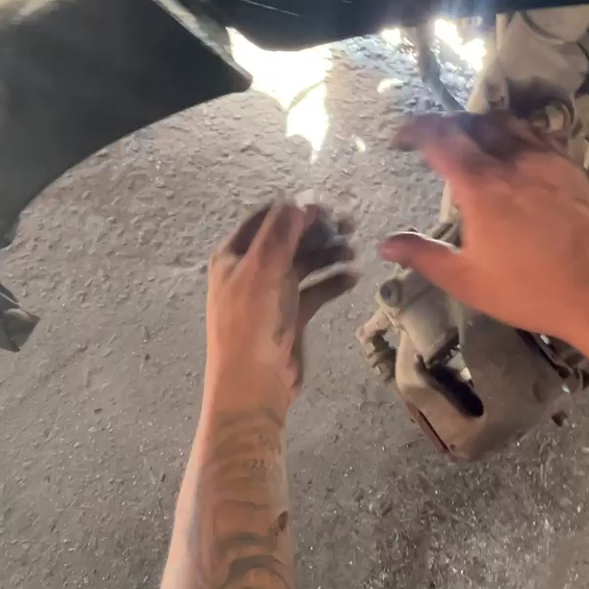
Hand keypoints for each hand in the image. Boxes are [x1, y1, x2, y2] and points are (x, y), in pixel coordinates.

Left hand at [205, 200, 357, 415]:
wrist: (254, 386)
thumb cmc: (251, 324)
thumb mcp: (262, 271)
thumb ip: (279, 233)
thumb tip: (298, 201)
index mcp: (234, 256)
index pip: (266, 218)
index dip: (294, 209)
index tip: (326, 206)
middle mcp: (252, 270)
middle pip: (289, 238)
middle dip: (318, 230)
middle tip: (349, 224)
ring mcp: (273, 293)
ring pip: (305, 262)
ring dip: (329, 253)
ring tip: (354, 250)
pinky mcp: (292, 314)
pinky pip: (316, 289)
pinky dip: (334, 280)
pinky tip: (353, 277)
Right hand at [380, 113, 588, 345]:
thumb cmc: (530, 290)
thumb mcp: (467, 280)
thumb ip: (424, 256)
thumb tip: (387, 245)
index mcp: (480, 184)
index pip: (440, 137)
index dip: (414, 129)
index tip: (401, 139)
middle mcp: (512, 160)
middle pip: (472, 122)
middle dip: (446, 126)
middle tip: (433, 144)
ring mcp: (546, 159)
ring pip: (507, 122)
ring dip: (480, 125)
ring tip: (470, 143)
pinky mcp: (571, 167)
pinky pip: (537, 133)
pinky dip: (516, 133)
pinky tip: (514, 152)